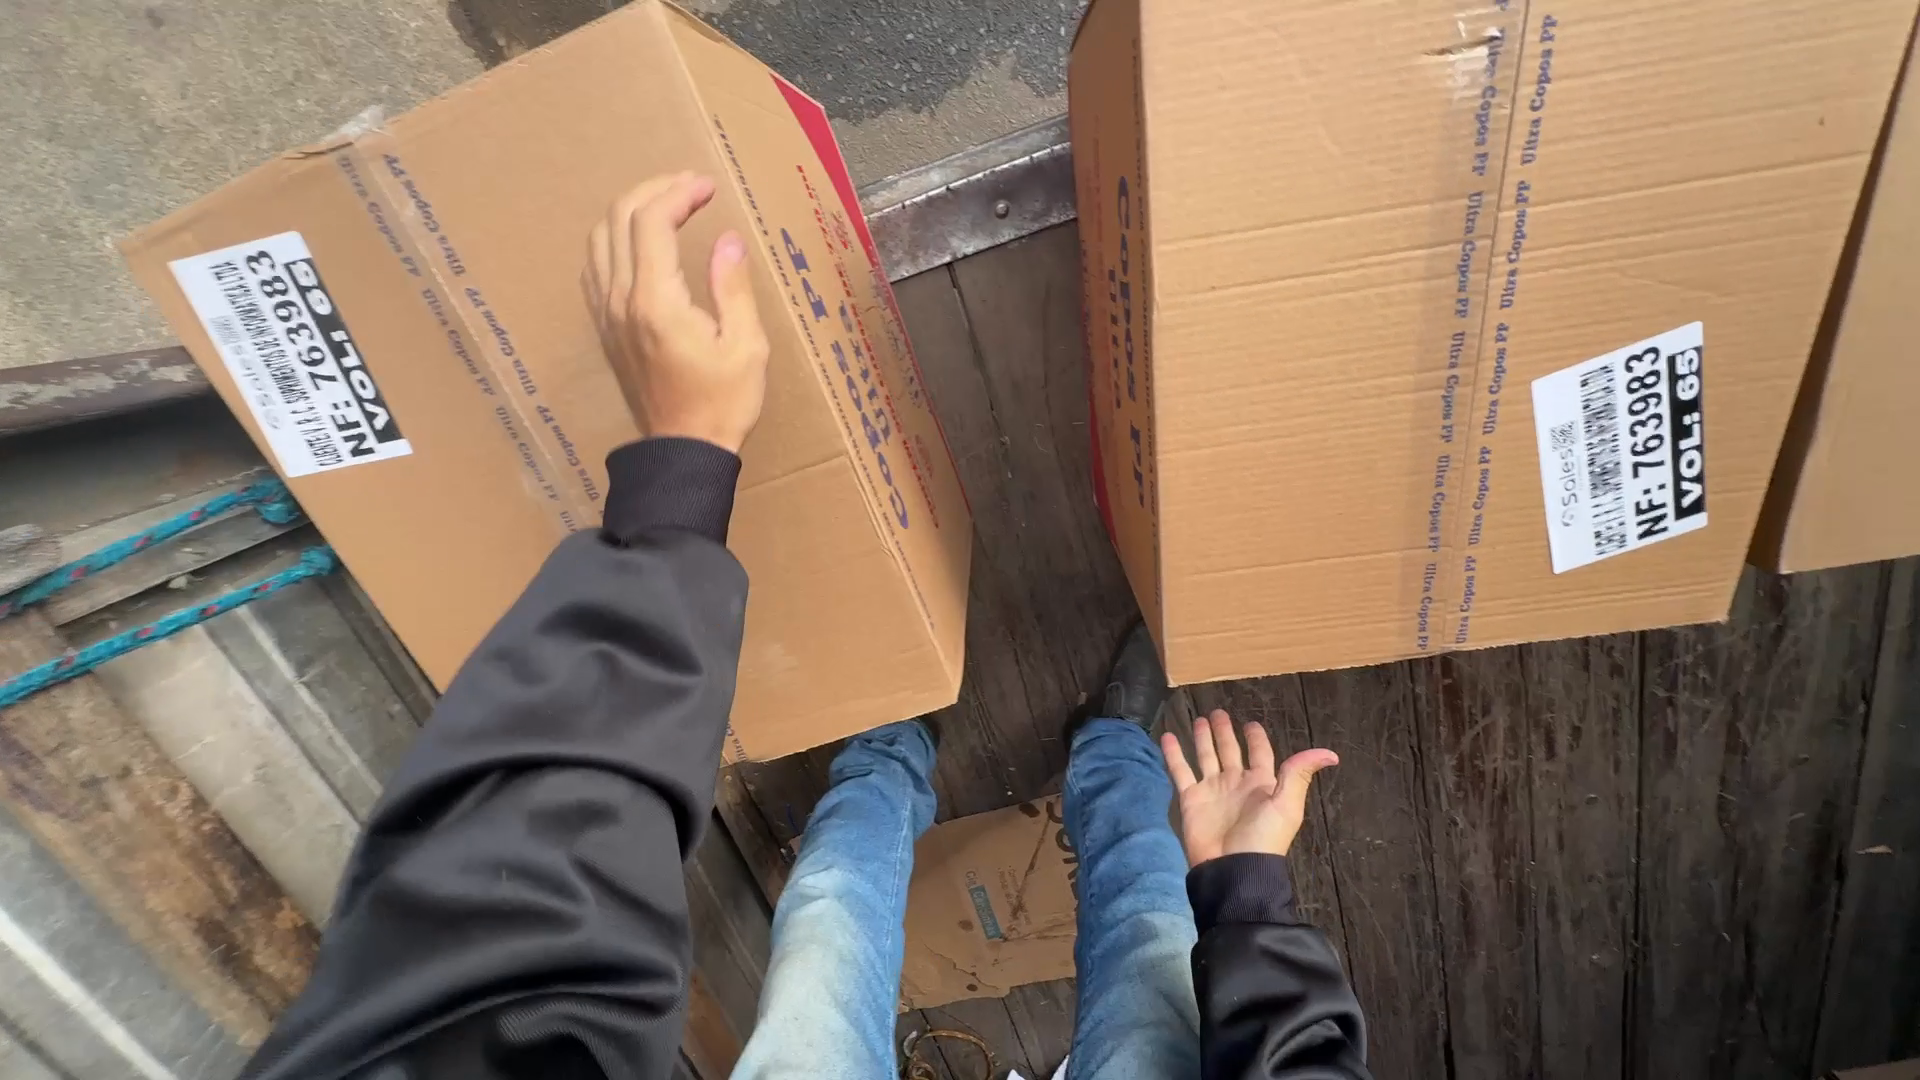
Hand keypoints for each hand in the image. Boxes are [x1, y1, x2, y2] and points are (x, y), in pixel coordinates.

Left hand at [584, 173, 769, 453]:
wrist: (684, 449)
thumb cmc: (724, 403)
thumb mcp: (745, 347)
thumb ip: (732, 288)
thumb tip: (728, 240)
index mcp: (657, 302)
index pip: (652, 221)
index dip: (679, 193)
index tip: (708, 188)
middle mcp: (622, 300)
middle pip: (621, 218)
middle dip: (655, 190)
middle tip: (691, 187)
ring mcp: (607, 314)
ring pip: (600, 238)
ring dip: (631, 210)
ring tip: (667, 206)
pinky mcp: (605, 328)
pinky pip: (596, 266)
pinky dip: (615, 240)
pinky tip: (639, 243)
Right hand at [1160, 709, 1338, 867]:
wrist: (1232, 868)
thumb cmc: (1263, 837)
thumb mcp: (1286, 805)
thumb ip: (1298, 774)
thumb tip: (1330, 754)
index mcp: (1261, 783)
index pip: (1259, 754)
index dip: (1256, 739)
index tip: (1251, 724)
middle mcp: (1236, 782)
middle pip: (1229, 750)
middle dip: (1224, 732)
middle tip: (1217, 712)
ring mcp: (1212, 789)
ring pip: (1206, 756)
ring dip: (1202, 738)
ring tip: (1199, 720)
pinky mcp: (1191, 797)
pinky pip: (1180, 770)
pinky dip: (1173, 753)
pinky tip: (1167, 736)